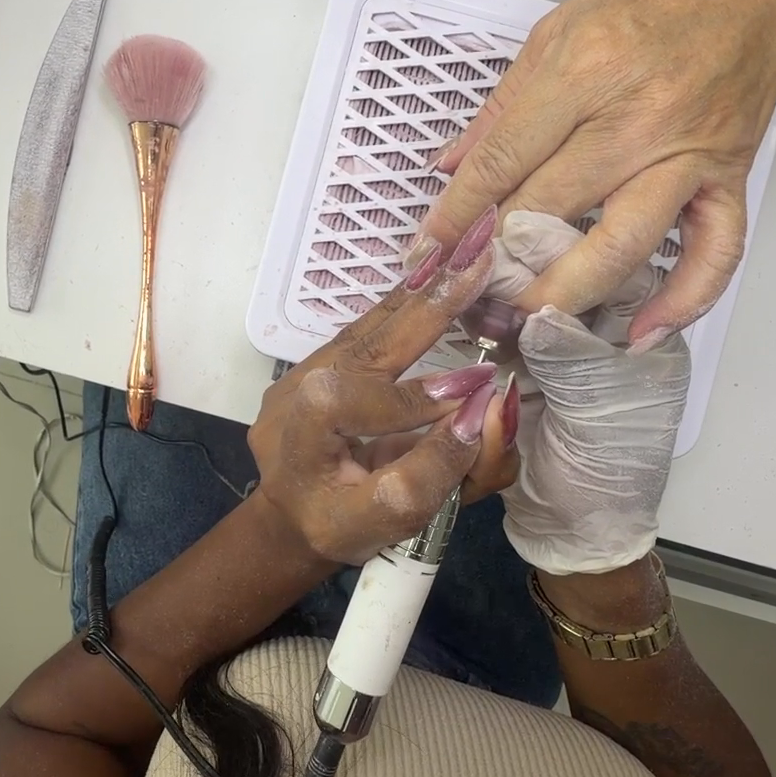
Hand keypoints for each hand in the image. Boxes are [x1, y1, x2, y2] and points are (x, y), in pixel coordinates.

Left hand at [249, 209, 519, 564]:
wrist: (289, 516)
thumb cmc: (340, 526)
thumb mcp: (389, 521)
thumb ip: (437, 473)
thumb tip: (486, 411)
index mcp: (299, 438)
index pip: (359, 408)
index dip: (417, 399)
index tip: (480, 383)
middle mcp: (293, 392)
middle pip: (364, 345)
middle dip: (428, 306)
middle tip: (478, 262)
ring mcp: (300, 371)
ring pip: (365, 327)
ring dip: (418, 291)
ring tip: (460, 251)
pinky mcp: (316, 361)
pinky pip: (363, 327)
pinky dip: (401, 301)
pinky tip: (431, 268)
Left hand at [422, 0, 775, 350]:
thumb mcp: (556, 31)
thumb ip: (500, 109)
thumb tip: (450, 169)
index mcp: (584, 72)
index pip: (501, 163)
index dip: (454, 219)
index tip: (425, 258)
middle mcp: (637, 118)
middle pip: (549, 210)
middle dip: (497, 262)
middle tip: (465, 296)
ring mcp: (689, 151)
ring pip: (622, 246)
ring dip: (566, 295)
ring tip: (526, 325)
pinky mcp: (731, 173)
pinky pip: (716, 252)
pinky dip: (682, 301)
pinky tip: (637, 333)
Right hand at [484, 212, 690, 574]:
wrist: (571, 528)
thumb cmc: (608, 471)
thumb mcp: (604, 411)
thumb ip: (573, 355)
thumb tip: (535, 304)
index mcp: (640, 326)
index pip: (605, 265)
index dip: (560, 247)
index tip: (513, 231)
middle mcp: (596, 323)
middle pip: (556, 272)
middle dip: (515, 261)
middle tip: (471, 253)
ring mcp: (553, 341)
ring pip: (519, 293)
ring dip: (489, 285)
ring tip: (457, 275)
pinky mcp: (517, 361)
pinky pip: (494, 325)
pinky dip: (475, 315)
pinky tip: (455, 304)